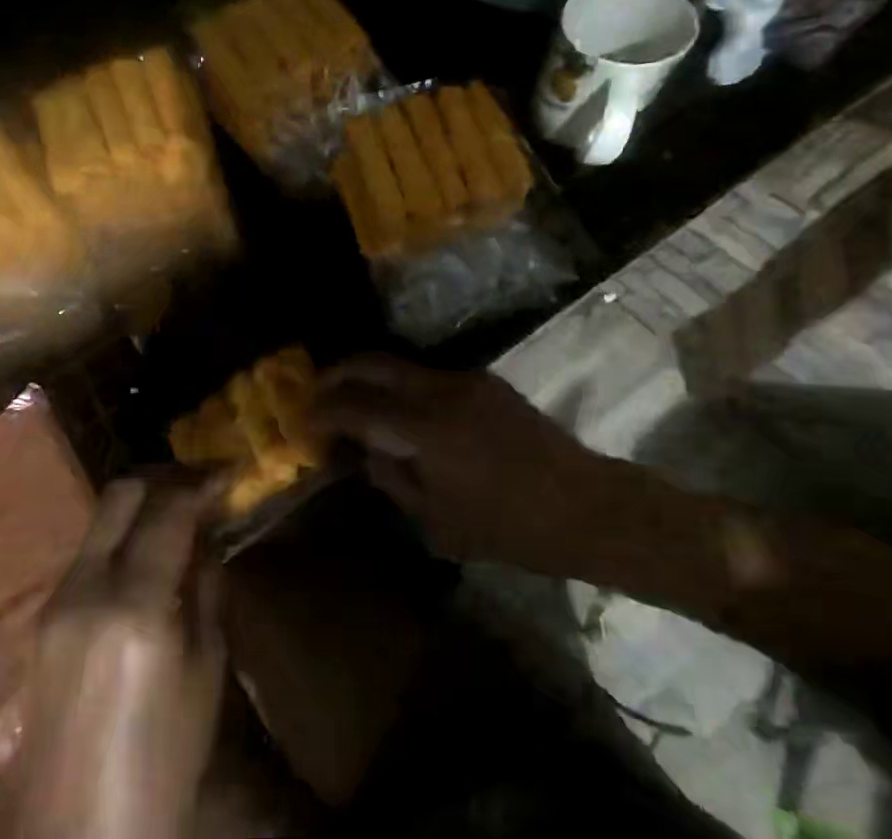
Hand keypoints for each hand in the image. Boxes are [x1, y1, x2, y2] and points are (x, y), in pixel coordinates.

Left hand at [17, 478, 224, 838]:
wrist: (83, 823)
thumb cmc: (165, 758)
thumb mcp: (206, 673)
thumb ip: (207, 591)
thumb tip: (208, 537)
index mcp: (135, 606)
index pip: (167, 513)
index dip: (200, 483)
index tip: (227, 471)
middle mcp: (86, 587)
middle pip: (120, 494)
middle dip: (163, 478)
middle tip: (199, 485)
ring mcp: (57, 597)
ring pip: (99, 520)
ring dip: (139, 507)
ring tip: (177, 516)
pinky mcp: (43, 613)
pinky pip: (86, 552)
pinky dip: (119, 538)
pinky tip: (145, 556)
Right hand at [310, 355, 618, 569]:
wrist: (588, 508)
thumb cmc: (508, 528)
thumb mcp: (436, 521)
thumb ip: (391, 478)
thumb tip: (365, 450)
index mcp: (425, 427)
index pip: (354, 404)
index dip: (322, 410)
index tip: (302, 420)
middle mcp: (440, 390)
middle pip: (372, 363)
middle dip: (336, 374)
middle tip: (315, 393)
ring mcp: (465, 381)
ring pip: (399, 365)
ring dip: (368, 378)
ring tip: (351, 403)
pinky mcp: (485, 384)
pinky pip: (425, 376)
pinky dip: (398, 387)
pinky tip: (396, 413)